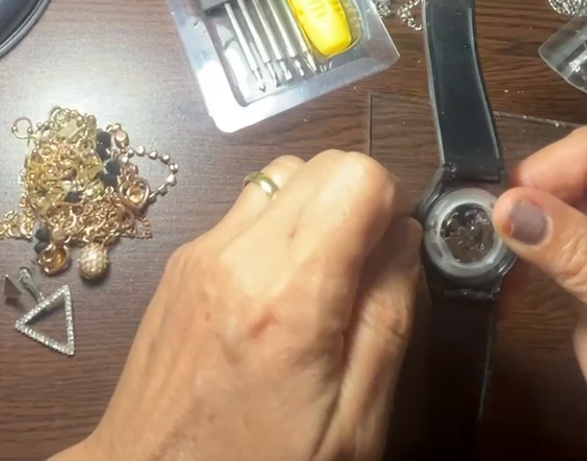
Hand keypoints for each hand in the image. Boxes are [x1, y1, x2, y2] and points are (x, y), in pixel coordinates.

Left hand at [58, 150, 421, 460]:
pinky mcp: (182, 255)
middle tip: (361, 266)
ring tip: (320, 273)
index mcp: (290, 295)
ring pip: (281, 173)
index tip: (390, 252)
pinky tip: (276, 284)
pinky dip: (276, 223)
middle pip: (320, 162)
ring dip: (314, 205)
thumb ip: (388, 317)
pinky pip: (246, 205)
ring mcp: (203, 248)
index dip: (388, 206)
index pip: (355, 175)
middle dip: (355, 199)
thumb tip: (403, 236)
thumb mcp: (353, 424)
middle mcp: (240, 252)